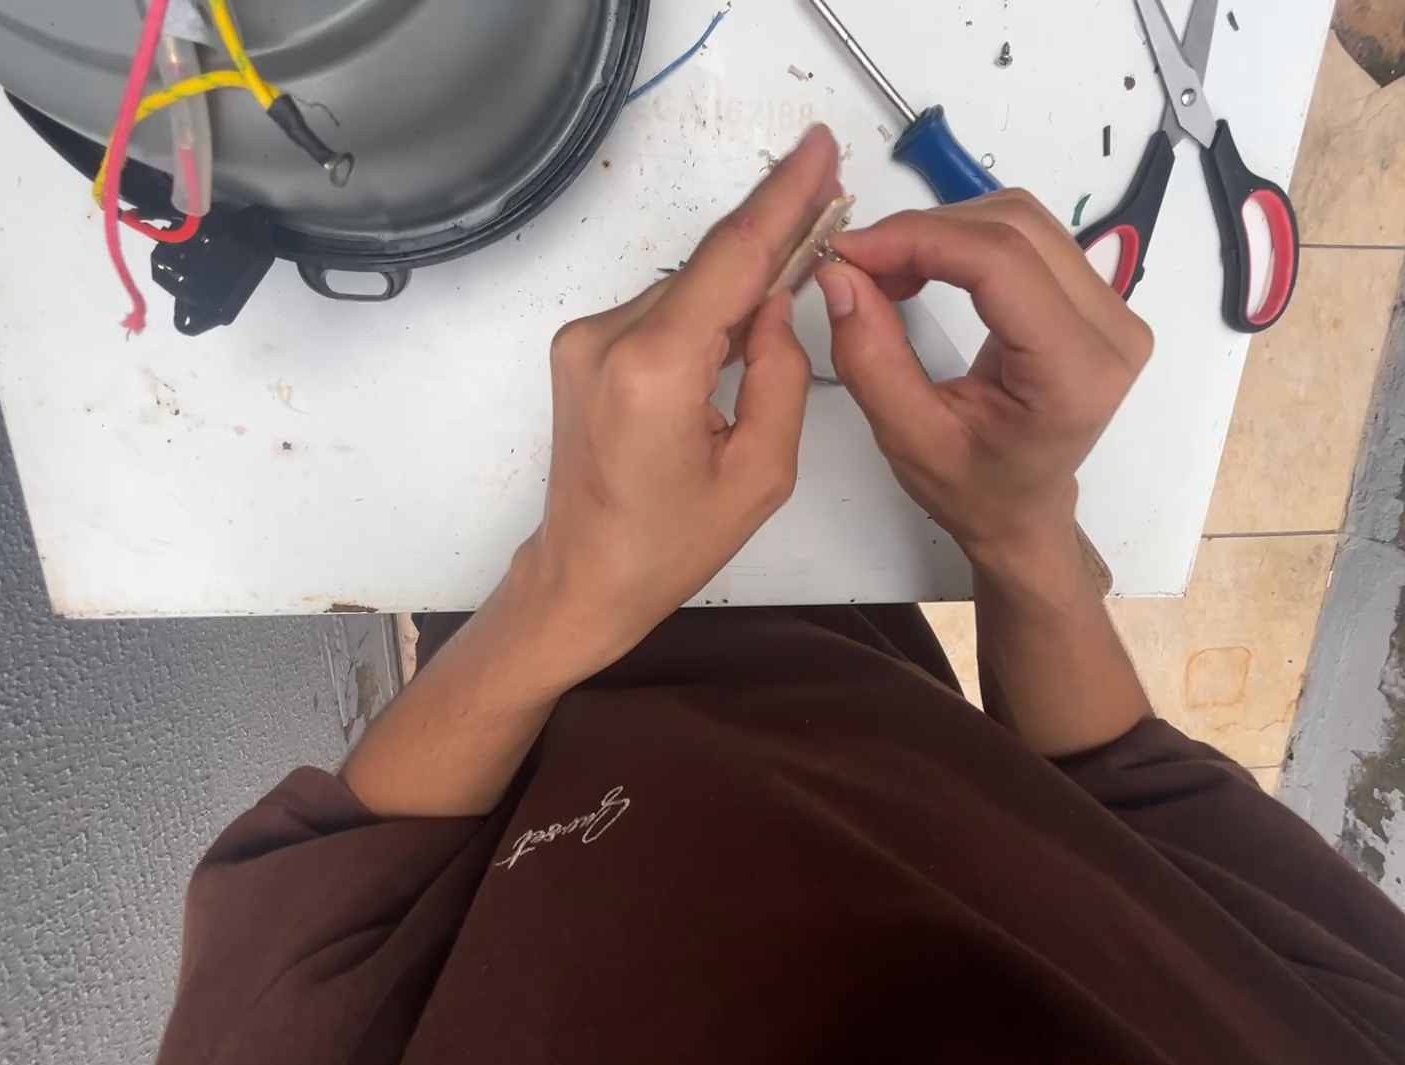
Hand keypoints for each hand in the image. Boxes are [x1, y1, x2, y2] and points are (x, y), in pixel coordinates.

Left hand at [342, 128, 842, 816]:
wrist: (584, 575)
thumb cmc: (672, 545)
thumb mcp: (762, 472)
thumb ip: (781, 372)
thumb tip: (776, 302)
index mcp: (654, 370)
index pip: (731, 259)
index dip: (783, 199)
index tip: (819, 149)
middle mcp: (605, 337)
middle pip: (706, 267)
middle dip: (769, 237)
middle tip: (825, 201)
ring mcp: (583, 340)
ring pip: (684, 289)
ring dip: (736, 283)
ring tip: (788, 281)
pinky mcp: (579, 351)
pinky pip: (659, 312)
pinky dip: (701, 310)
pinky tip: (735, 325)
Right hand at [815, 190, 1152, 589]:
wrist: (1020, 509)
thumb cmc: (971, 490)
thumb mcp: (907, 438)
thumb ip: (870, 358)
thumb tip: (839, 276)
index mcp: (1074, 374)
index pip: (1001, 264)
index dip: (918, 240)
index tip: (848, 251)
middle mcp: (1112, 330)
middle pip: (1014, 229)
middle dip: (923, 232)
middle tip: (857, 266)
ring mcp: (1113, 308)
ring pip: (1020, 221)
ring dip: (941, 232)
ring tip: (885, 272)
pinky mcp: (1095, 299)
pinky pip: (1027, 239)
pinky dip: (962, 242)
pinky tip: (921, 269)